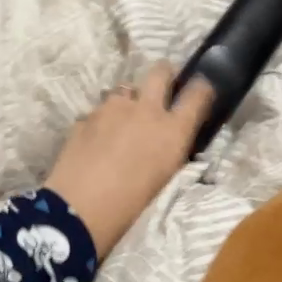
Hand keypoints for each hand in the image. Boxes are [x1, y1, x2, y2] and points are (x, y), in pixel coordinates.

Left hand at [42, 63, 213, 259]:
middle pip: (160, 71)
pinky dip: (103, 121)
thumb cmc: (132, 205)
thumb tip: (168, 134)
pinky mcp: (87, 116)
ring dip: (128, 101)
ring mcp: (113, 109)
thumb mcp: (165, 175)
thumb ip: (169, 146)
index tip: (199, 89)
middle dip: (163, 75)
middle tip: (160, 89)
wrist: (80, 210)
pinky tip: (97, 141)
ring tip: (121, 122)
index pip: (198, 93)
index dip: (201, 87)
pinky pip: (101, 111)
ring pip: (125, 90)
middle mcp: (146, 110)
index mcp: (173, 130)